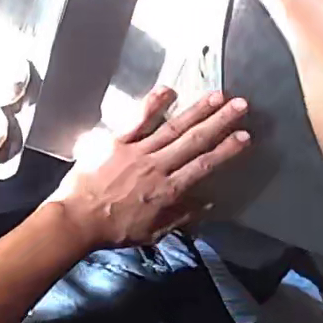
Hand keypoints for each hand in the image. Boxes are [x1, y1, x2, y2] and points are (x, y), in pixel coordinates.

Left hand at [48, 87, 250, 249]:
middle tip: (241, 105)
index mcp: (168, 191)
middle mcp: (157, 167)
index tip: (245, 136)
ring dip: (196, 111)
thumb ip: (179, 217)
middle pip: (194, 141)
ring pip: (172, 128)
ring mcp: (137, 152)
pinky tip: (168, 90)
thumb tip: (206, 204)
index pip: (203, 166)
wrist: (77, 219)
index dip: (226, 150)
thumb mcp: (152, 232)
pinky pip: (137, 120)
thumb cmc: (113, 229)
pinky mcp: (116, 142)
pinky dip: (152, 104)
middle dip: (220, 122)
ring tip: (217, 96)